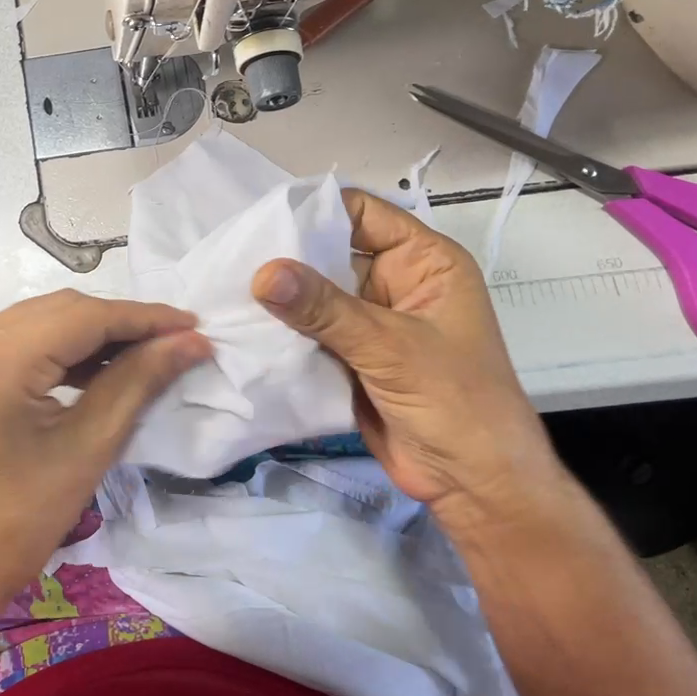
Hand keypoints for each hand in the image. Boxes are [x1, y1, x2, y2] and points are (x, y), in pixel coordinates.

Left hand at [0, 290, 211, 613]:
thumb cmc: (21, 516)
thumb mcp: (90, 446)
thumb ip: (140, 380)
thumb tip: (191, 341)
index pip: (85, 317)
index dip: (145, 318)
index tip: (195, 326)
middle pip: (65, 310)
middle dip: (123, 324)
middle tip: (179, 343)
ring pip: (46, 317)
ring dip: (97, 333)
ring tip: (150, 356)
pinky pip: (26, 334)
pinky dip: (65, 346)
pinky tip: (103, 367)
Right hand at [250, 190, 562, 527]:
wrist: (474, 484)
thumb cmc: (456, 403)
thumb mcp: (390, 347)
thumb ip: (324, 309)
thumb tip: (262, 272)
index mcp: (423, 262)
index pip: (362, 214)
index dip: (315, 211)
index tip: (260, 218)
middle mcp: (393, 283)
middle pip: (328, 252)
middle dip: (283, 256)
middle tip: (228, 257)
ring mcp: (369, 321)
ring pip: (312, 295)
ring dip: (276, 297)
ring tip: (223, 288)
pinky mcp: (348, 355)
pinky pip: (306, 331)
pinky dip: (278, 330)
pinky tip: (240, 325)